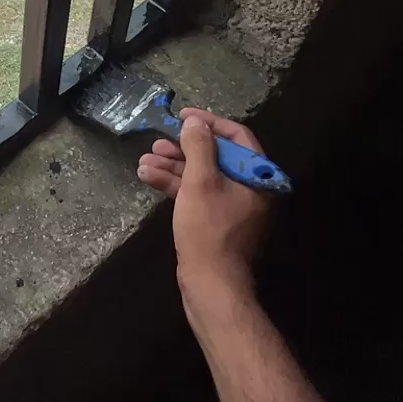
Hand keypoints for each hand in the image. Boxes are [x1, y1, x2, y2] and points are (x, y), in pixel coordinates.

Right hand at [137, 108, 270, 296]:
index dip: (209, 123)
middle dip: (183, 148)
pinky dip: (174, 185)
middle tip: (158, 142)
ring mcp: (232, 206)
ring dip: (172, 166)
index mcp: (258, 177)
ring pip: (202, 175)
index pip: (237, 137)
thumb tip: (195, 122)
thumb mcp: (200, 181)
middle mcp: (250, 189)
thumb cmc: (209, 229)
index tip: (183, 116)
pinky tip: (148, 177)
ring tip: (145, 160)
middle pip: (216, 155)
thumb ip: (198, 147)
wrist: (211, 285)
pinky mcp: (215, 221)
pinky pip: (196, 193)